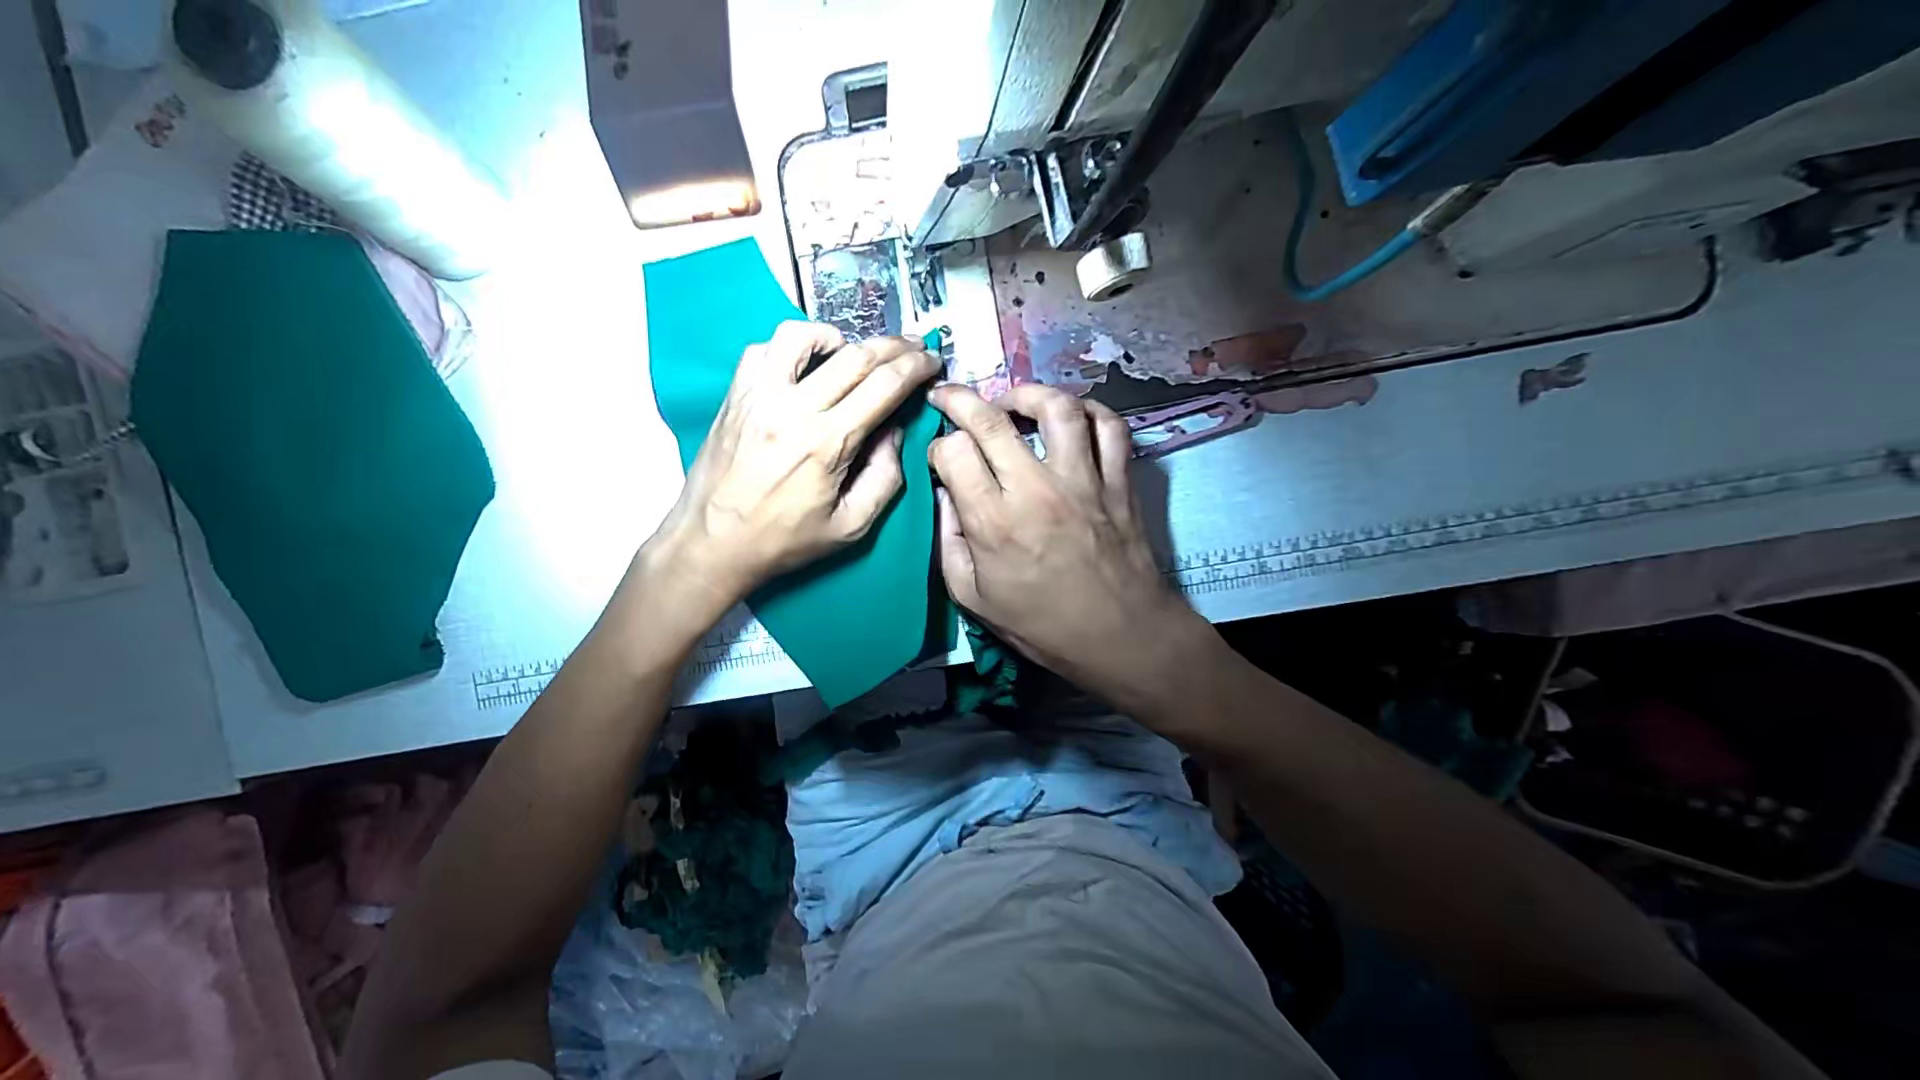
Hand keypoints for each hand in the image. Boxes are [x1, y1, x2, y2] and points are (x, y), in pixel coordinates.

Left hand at [643, 321, 939, 617]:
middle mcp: (793, 409)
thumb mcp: (851, 526)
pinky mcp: (735, 395)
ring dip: (838, 337)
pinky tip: (804, 366)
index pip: (883, 385)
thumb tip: (893, 431)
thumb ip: (885, 477)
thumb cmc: (783, 541)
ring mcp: (758, 396)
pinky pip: (763, 349)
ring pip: (801, 336)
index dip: (915, 367)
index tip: (932, 361)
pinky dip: (791, 347)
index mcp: (827, 443)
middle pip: (855, 355)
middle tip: (913, 346)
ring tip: (852, 352)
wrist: (710, 544)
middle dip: (894, 345)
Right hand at [928, 384, 1215, 706]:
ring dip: (1027, 393)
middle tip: (947, 396)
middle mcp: (1036, 489)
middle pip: (991, 419)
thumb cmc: (1042, 626)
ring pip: (1056, 408)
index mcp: (993, 521)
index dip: (937, 446)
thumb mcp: (974, 599)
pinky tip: (1070, 417)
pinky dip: (1089, 411)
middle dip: (959, 399)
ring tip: (1013, 402)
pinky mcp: (1119, 480)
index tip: (940, 457)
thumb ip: (949, 542)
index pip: (953, 451)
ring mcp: (1083, 480)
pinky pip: (1109, 427)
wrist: (1121, 638)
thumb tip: (945, 495)